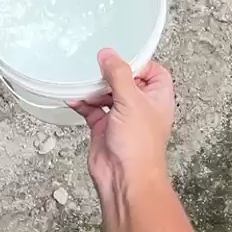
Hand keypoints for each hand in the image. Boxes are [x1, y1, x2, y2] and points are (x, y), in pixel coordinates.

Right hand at [71, 49, 175, 203]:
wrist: (124, 177)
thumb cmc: (139, 146)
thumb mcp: (131, 101)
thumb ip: (119, 74)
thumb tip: (109, 54)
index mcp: (158, 97)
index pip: (152, 70)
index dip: (137, 62)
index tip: (119, 55)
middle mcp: (141, 106)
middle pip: (125, 80)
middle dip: (109, 74)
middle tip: (95, 66)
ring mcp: (122, 117)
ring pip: (106, 94)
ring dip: (93, 89)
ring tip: (82, 82)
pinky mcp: (104, 127)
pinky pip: (91, 109)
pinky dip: (82, 103)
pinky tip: (73, 98)